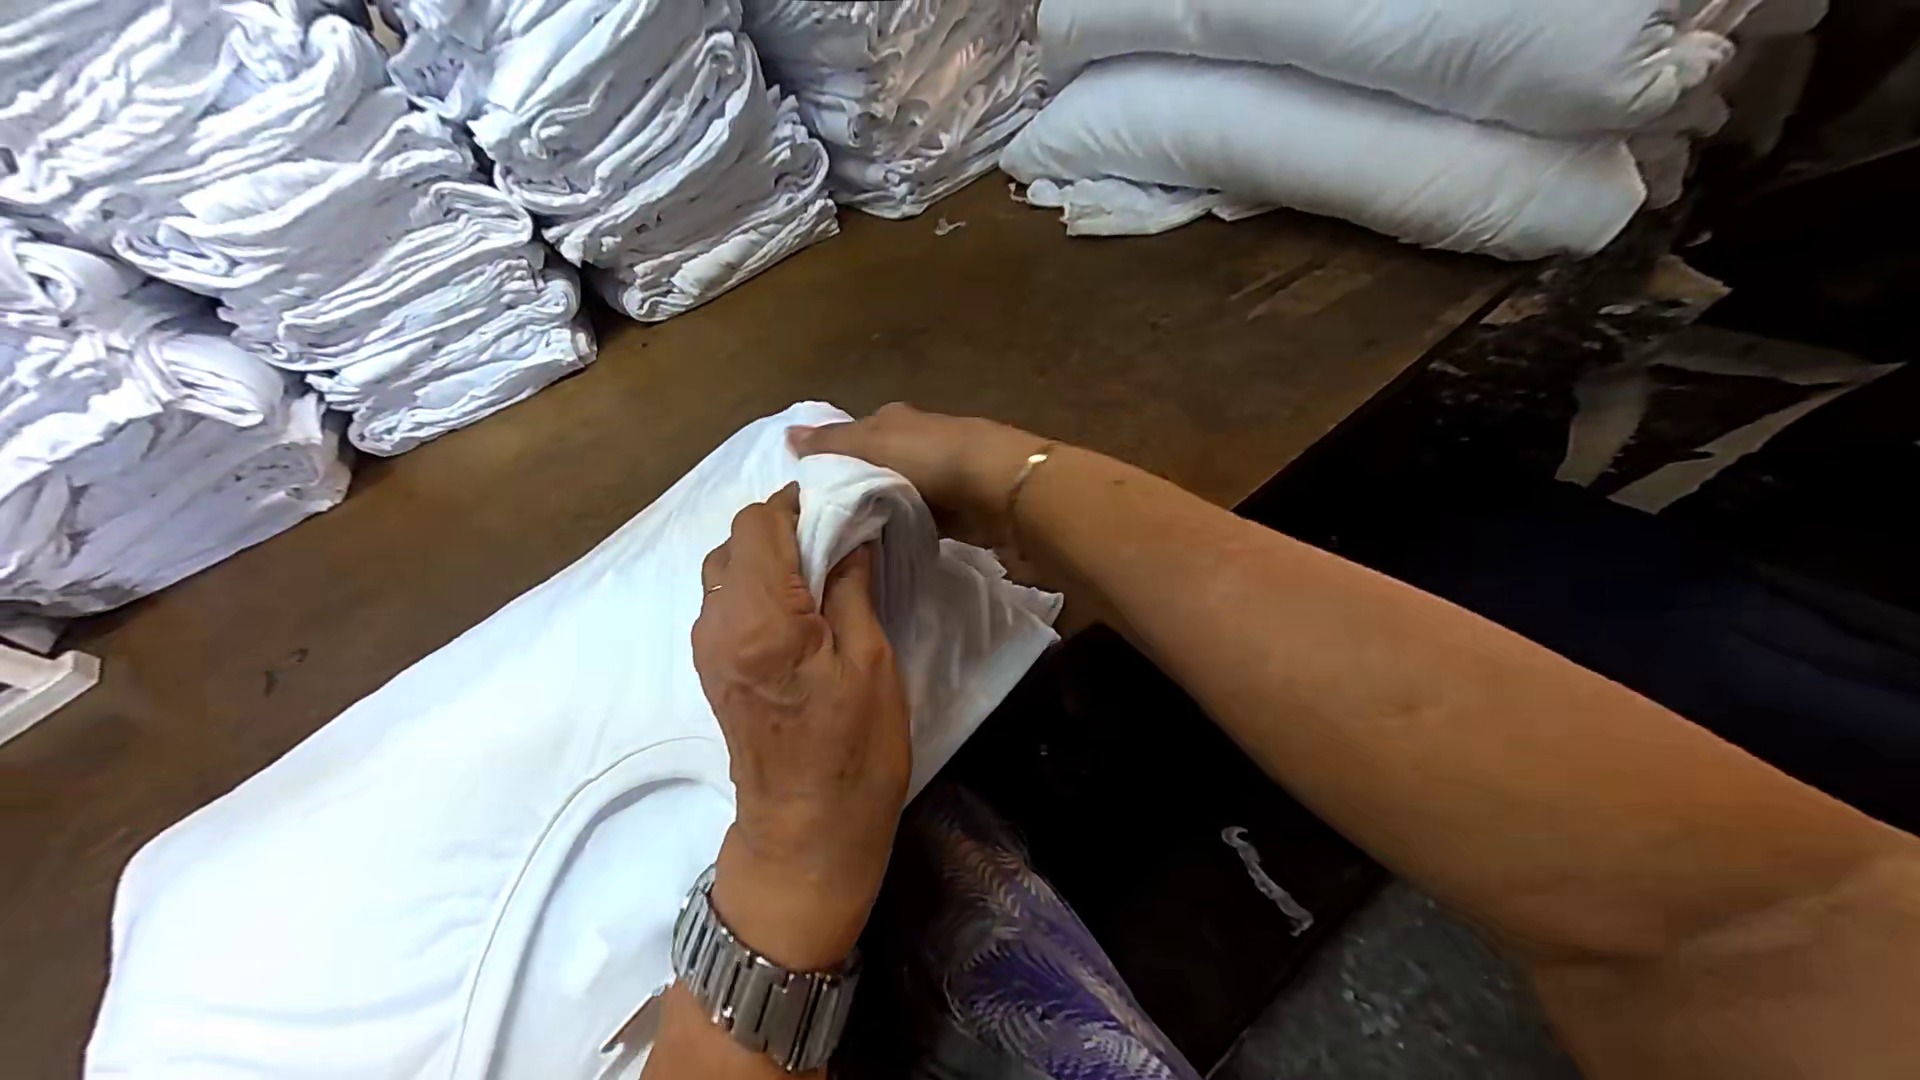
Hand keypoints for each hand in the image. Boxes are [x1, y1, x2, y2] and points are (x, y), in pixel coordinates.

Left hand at [692, 483, 910, 970]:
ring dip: (767, 555)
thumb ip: (850, 587)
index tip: (839, 509)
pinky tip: (795, 603)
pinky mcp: (712, 666)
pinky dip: (755, 583)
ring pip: (725, 567)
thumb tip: (849, 533)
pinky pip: (724, 599)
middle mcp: (718, 624)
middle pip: (734, 540)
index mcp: (760, 618)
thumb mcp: (871, 660)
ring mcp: (708, 647)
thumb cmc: (854, 749)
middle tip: (835, 540)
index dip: (797, 505)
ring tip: (818, 571)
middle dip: (783, 527)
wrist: (808, 834)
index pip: (758, 524)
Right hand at [789, 403, 1053, 549]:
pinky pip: (926, 521)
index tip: (809, 488)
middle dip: (858, 488)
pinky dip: (910, 530)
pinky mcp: (962, 511)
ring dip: (885, 511)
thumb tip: (788, 433)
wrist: (1001, 488)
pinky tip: (890, 547)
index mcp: (897, 421)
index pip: (856, 435)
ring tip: (850, 541)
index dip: (833, 456)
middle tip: (825, 523)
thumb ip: (831, 443)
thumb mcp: (872, 444)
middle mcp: (921, 443)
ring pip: (903, 495)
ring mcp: (944, 477)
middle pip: (880, 467)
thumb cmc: (931, 457)